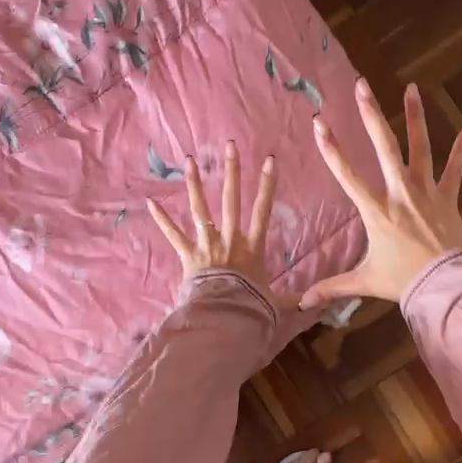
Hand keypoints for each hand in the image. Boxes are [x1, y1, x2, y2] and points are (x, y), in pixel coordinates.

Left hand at [148, 141, 287, 306]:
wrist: (223, 316)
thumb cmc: (249, 308)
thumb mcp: (273, 303)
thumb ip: (290, 300)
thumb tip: (311, 304)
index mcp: (252, 247)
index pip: (262, 210)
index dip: (267, 185)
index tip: (269, 160)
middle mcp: (230, 239)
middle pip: (231, 200)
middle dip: (232, 171)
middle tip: (230, 146)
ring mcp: (208, 245)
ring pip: (201, 210)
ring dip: (195, 184)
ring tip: (190, 161)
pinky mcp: (189, 255)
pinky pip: (173, 235)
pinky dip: (162, 219)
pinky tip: (150, 202)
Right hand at [301, 80, 461, 308]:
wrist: (444, 284)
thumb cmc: (403, 282)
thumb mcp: (364, 282)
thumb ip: (332, 288)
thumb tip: (302, 302)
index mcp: (377, 213)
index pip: (348, 176)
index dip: (331, 150)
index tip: (318, 124)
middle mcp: (400, 194)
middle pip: (384, 147)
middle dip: (371, 115)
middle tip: (362, 86)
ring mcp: (427, 193)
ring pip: (420, 148)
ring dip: (415, 117)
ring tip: (411, 88)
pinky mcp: (448, 199)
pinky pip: (455, 170)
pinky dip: (461, 150)